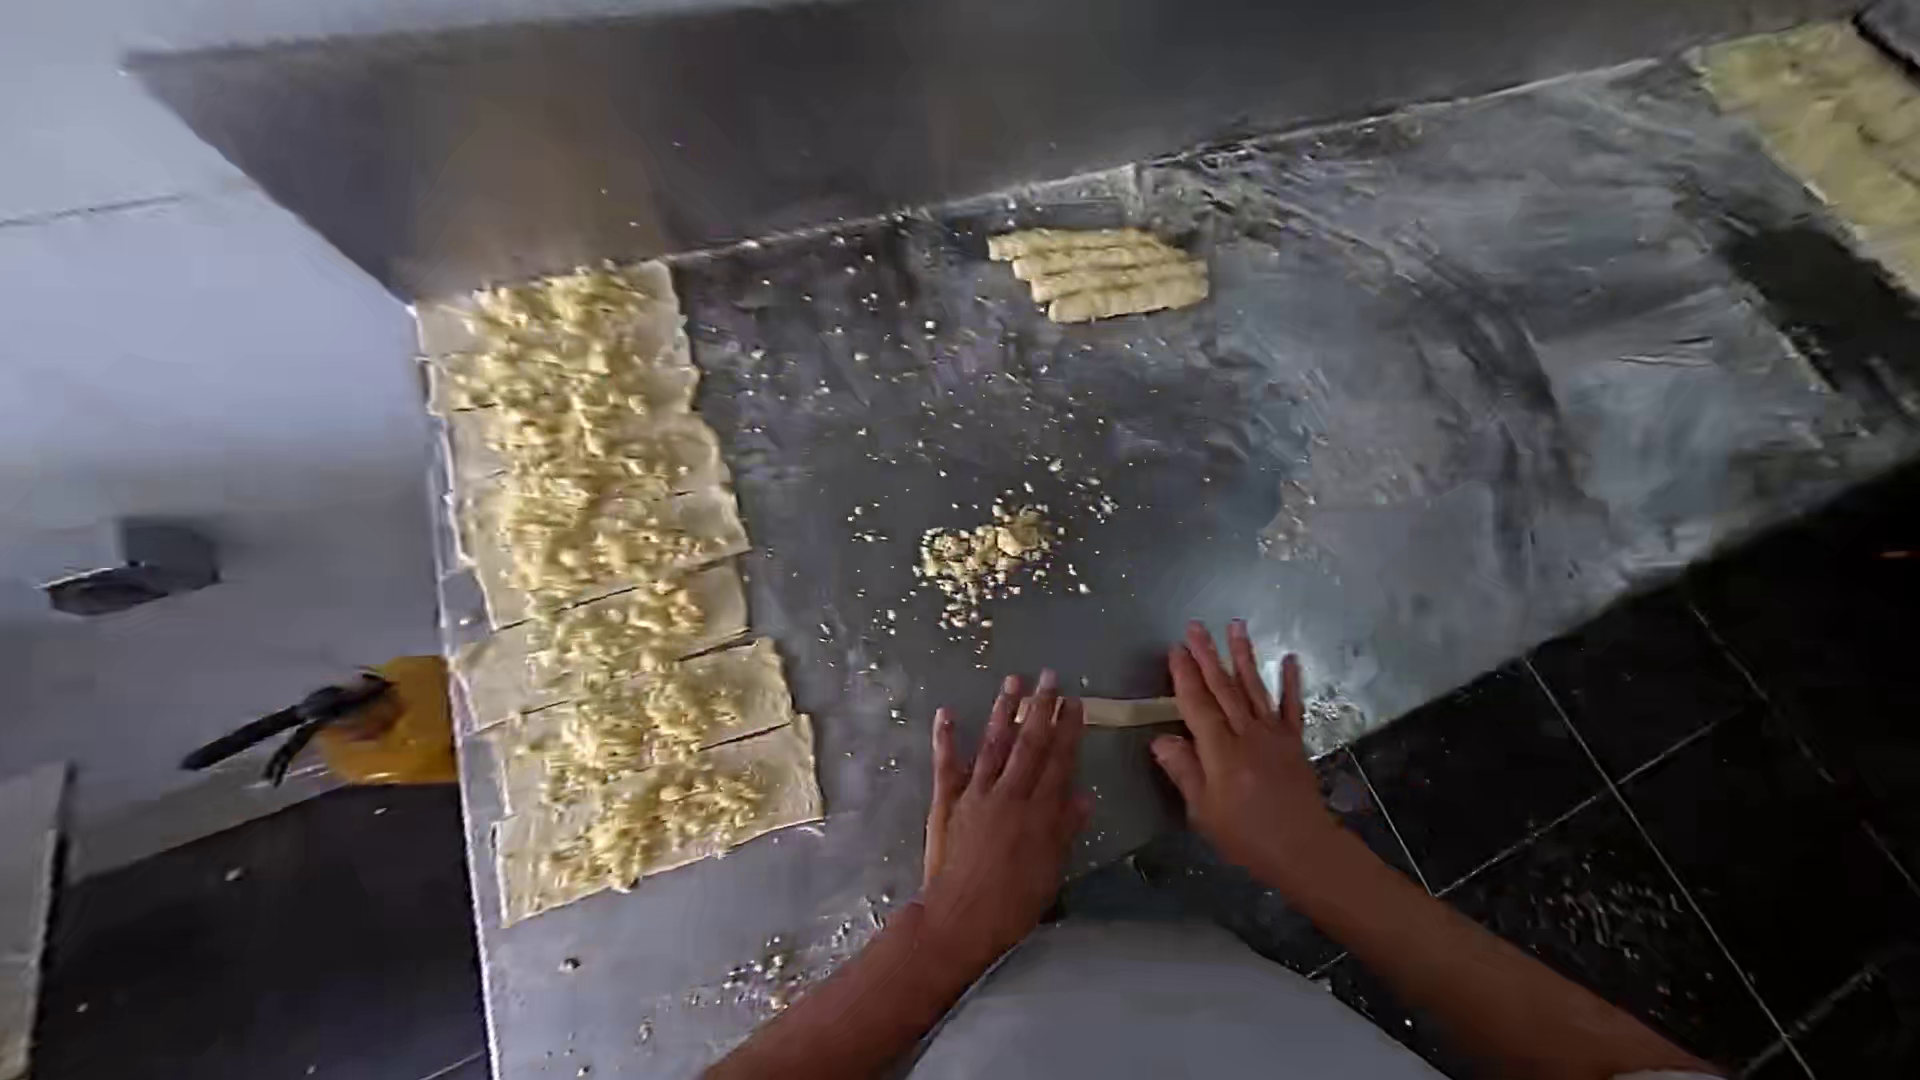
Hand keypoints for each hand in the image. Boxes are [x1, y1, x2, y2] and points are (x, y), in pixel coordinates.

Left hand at [919, 670, 1089, 971]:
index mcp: (1039, 811)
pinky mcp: (947, 799)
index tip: (1074, 701)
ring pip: (994, 743)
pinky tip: (947, 711)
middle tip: (1049, 676)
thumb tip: (1084, 795)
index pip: (1058, 761)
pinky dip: (946, 736)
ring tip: (1013, 680)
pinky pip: (947, 763)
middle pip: (1030, 743)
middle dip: (1041, 707)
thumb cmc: (1013, 902)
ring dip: (1004, 710)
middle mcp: (1010, 793)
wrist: (960, 919)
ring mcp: (976, 792)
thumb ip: (1065, 829)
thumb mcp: (1051, 870)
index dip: (1068, 729)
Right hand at [1151, 620, 1340, 883]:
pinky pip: (1291, 707)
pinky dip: (1291, 682)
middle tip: (1195, 626)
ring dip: (1243, 655)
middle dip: (1207, 655)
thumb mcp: (1203, 811)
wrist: (1305, 851)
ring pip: (1253, 687)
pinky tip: (1290, 659)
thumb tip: (1160, 738)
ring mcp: (1273, 734)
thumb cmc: (1246, 835)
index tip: (1175, 649)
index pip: (1196, 703)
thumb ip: (1183, 770)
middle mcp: (1246, 733)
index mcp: (1220, 750)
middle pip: (1222, 687)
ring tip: (1236, 626)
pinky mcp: (1293, 742)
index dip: (1184, 675)